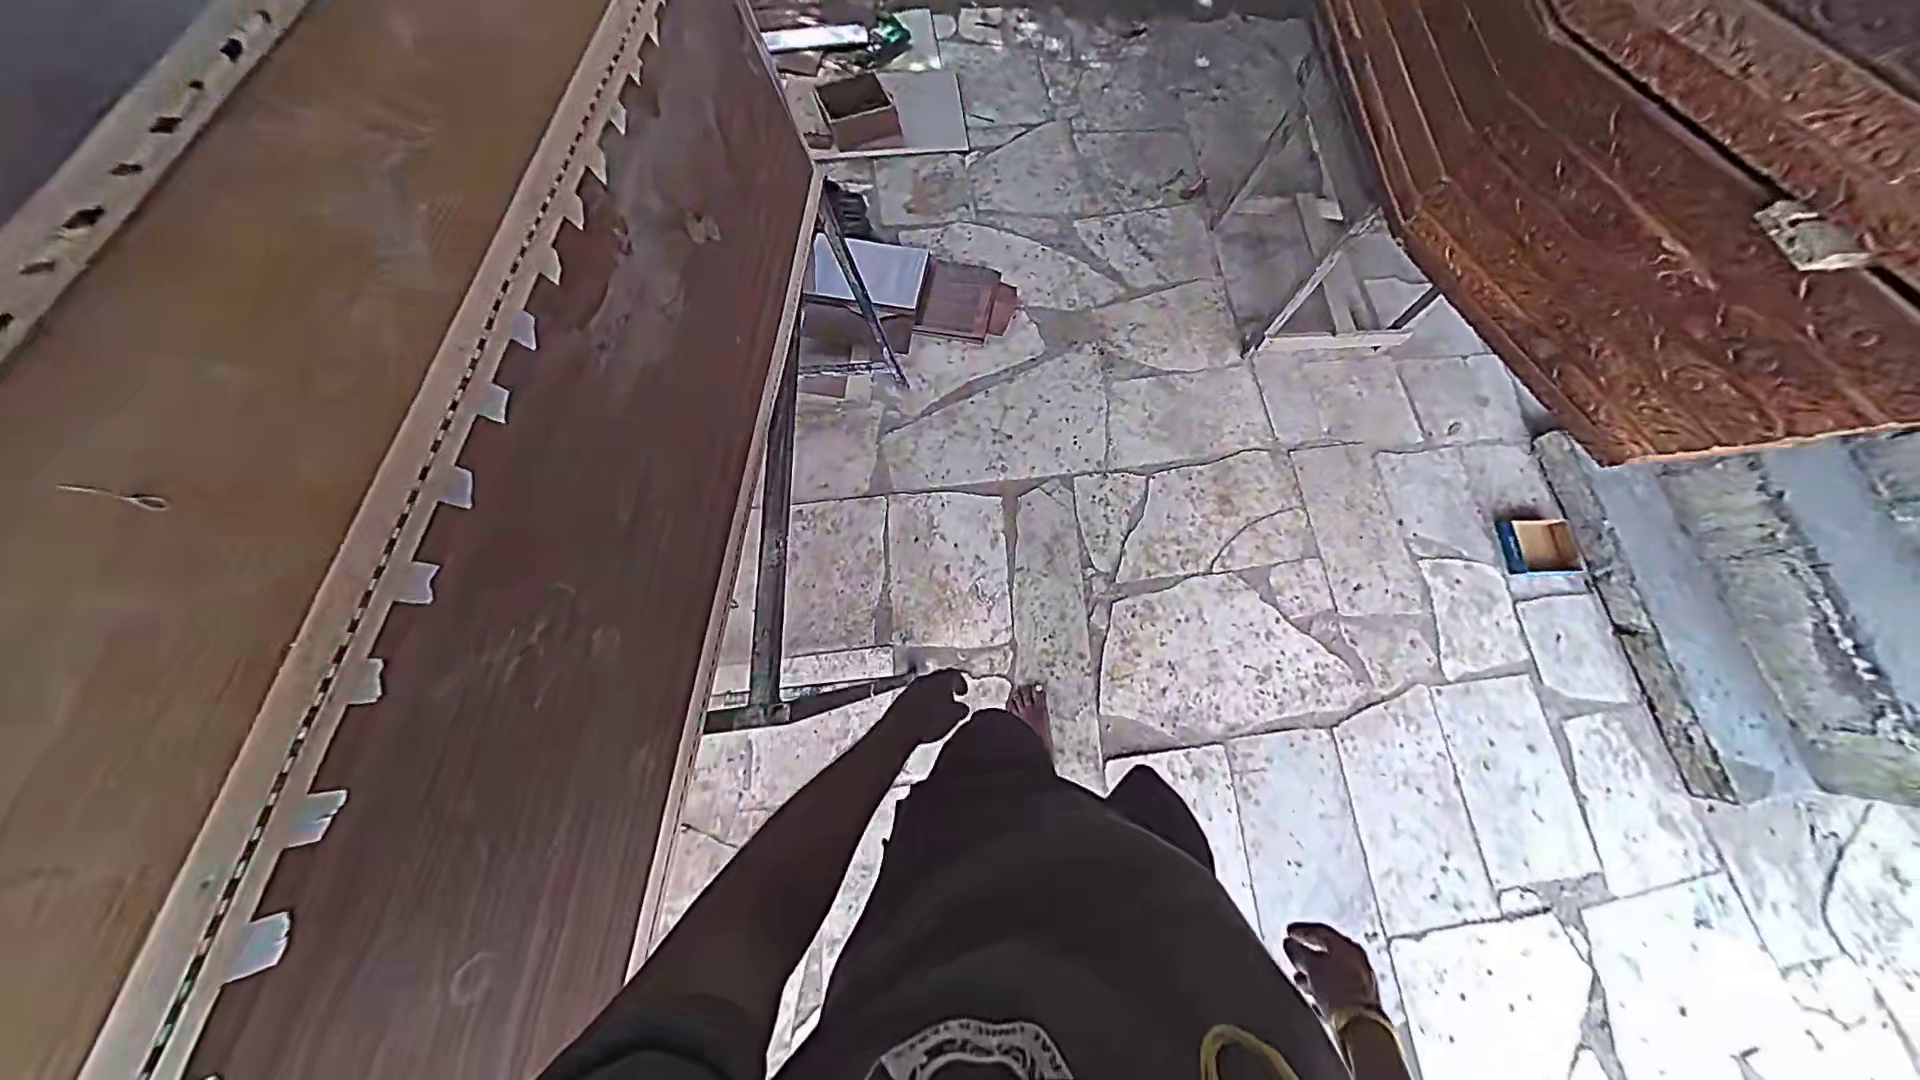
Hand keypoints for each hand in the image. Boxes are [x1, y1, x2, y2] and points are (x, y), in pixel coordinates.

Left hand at [879, 669, 968, 744]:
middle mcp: (927, 679)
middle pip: (940, 678)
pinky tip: (925, 713)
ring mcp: (913, 687)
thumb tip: (963, 708)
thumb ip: (962, 709)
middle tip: (953, 696)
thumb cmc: (928, 721)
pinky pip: (917, 695)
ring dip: (935, 694)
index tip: (963, 690)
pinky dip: (923, 700)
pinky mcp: (903, 697)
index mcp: (943, 679)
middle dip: (947, 687)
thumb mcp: (954, 717)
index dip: (961, 682)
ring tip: (939, 708)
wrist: (901, 729)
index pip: (956, 674)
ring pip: (928, 686)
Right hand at [1283, 922, 1381, 1015]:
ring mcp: (1361, 984)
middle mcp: (1358, 962)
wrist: (1360, 1027)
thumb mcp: (1310, 965)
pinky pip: (1336, 988)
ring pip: (1331, 972)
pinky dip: (1322, 987)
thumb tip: (1289, 944)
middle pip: (1327, 953)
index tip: (1288, 933)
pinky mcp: (1360, 1003)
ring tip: (1298, 978)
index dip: (1302, 931)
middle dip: (1307, 954)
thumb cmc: (1335, 988)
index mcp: (1348, 947)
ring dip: (1313, 973)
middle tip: (1293, 954)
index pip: (1321, 932)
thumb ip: (1297, 951)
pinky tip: (1311, 992)